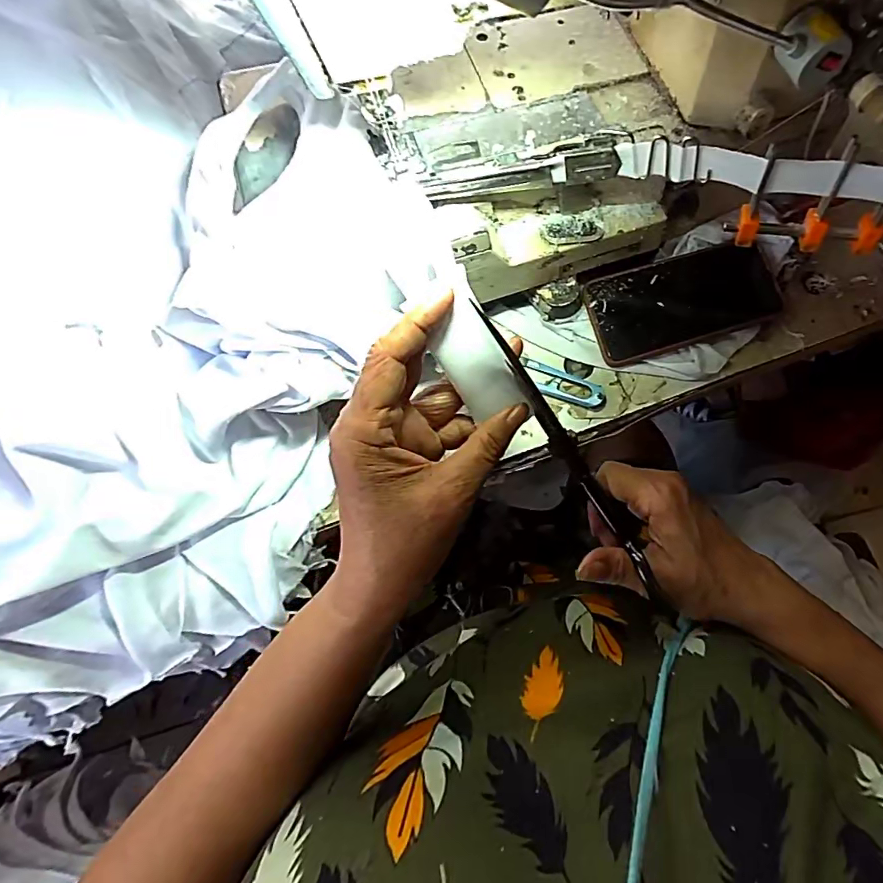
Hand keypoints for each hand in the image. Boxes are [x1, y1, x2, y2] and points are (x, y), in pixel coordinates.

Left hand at [328, 291, 526, 618]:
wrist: (379, 587)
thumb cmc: (400, 544)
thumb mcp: (451, 489)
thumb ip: (487, 444)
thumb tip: (516, 410)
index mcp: (366, 426)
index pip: (390, 357)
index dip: (418, 322)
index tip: (445, 296)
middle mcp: (372, 423)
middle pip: (409, 368)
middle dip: (446, 345)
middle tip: (479, 322)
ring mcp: (390, 436)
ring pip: (430, 397)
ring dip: (465, 386)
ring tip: (504, 365)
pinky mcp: (404, 450)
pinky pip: (438, 423)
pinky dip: (466, 418)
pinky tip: (497, 408)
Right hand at [576, 462, 783, 626]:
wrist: (744, 585)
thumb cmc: (702, 581)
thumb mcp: (654, 577)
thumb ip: (615, 566)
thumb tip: (581, 567)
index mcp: (658, 494)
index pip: (608, 473)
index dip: (595, 499)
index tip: (603, 532)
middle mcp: (667, 480)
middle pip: (617, 478)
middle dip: (606, 508)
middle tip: (615, 544)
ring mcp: (676, 486)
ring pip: (630, 485)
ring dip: (620, 512)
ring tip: (629, 545)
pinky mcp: (681, 495)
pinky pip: (645, 492)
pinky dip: (636, 512)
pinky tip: (643, 540)